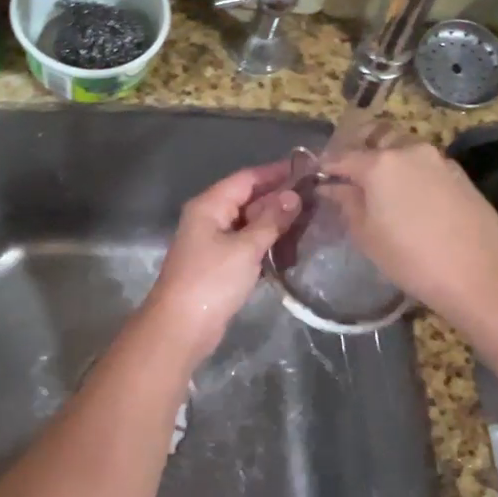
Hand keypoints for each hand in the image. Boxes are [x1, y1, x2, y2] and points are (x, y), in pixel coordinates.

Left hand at [142, 162, 300, 359]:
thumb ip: (271, 221)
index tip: (307, 169)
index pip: (245, 178)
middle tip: (315, 197)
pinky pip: (245, 245)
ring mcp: (212, 243)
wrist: (181, 327)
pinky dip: (265, 243)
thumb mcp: (245, 248)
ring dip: (274, 222)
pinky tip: (289, 246)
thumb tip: (293, 196)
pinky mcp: (218, 266)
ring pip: (247, 223)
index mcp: (209, 206)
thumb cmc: (212, 281)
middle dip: (278, 197)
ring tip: (310, 219)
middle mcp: (208, 218)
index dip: (275, 172)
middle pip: (246, 199)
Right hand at [321, 142, 497, 316]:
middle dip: (360, 149)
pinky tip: (410, 199)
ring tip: (381, 189)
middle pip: (377, 137)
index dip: (327, 166)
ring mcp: (438, 159)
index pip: (342, 156)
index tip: (317, 176)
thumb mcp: (366, 235)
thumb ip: (347, 203)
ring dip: (388, 159)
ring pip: (404, 148)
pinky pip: (425, 164)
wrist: (478, 274)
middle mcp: (409, 150)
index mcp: (379, 163)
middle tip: (350, 175)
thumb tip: (332, 187)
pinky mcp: (459, 173)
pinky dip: (411, 172)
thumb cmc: (410, 258)